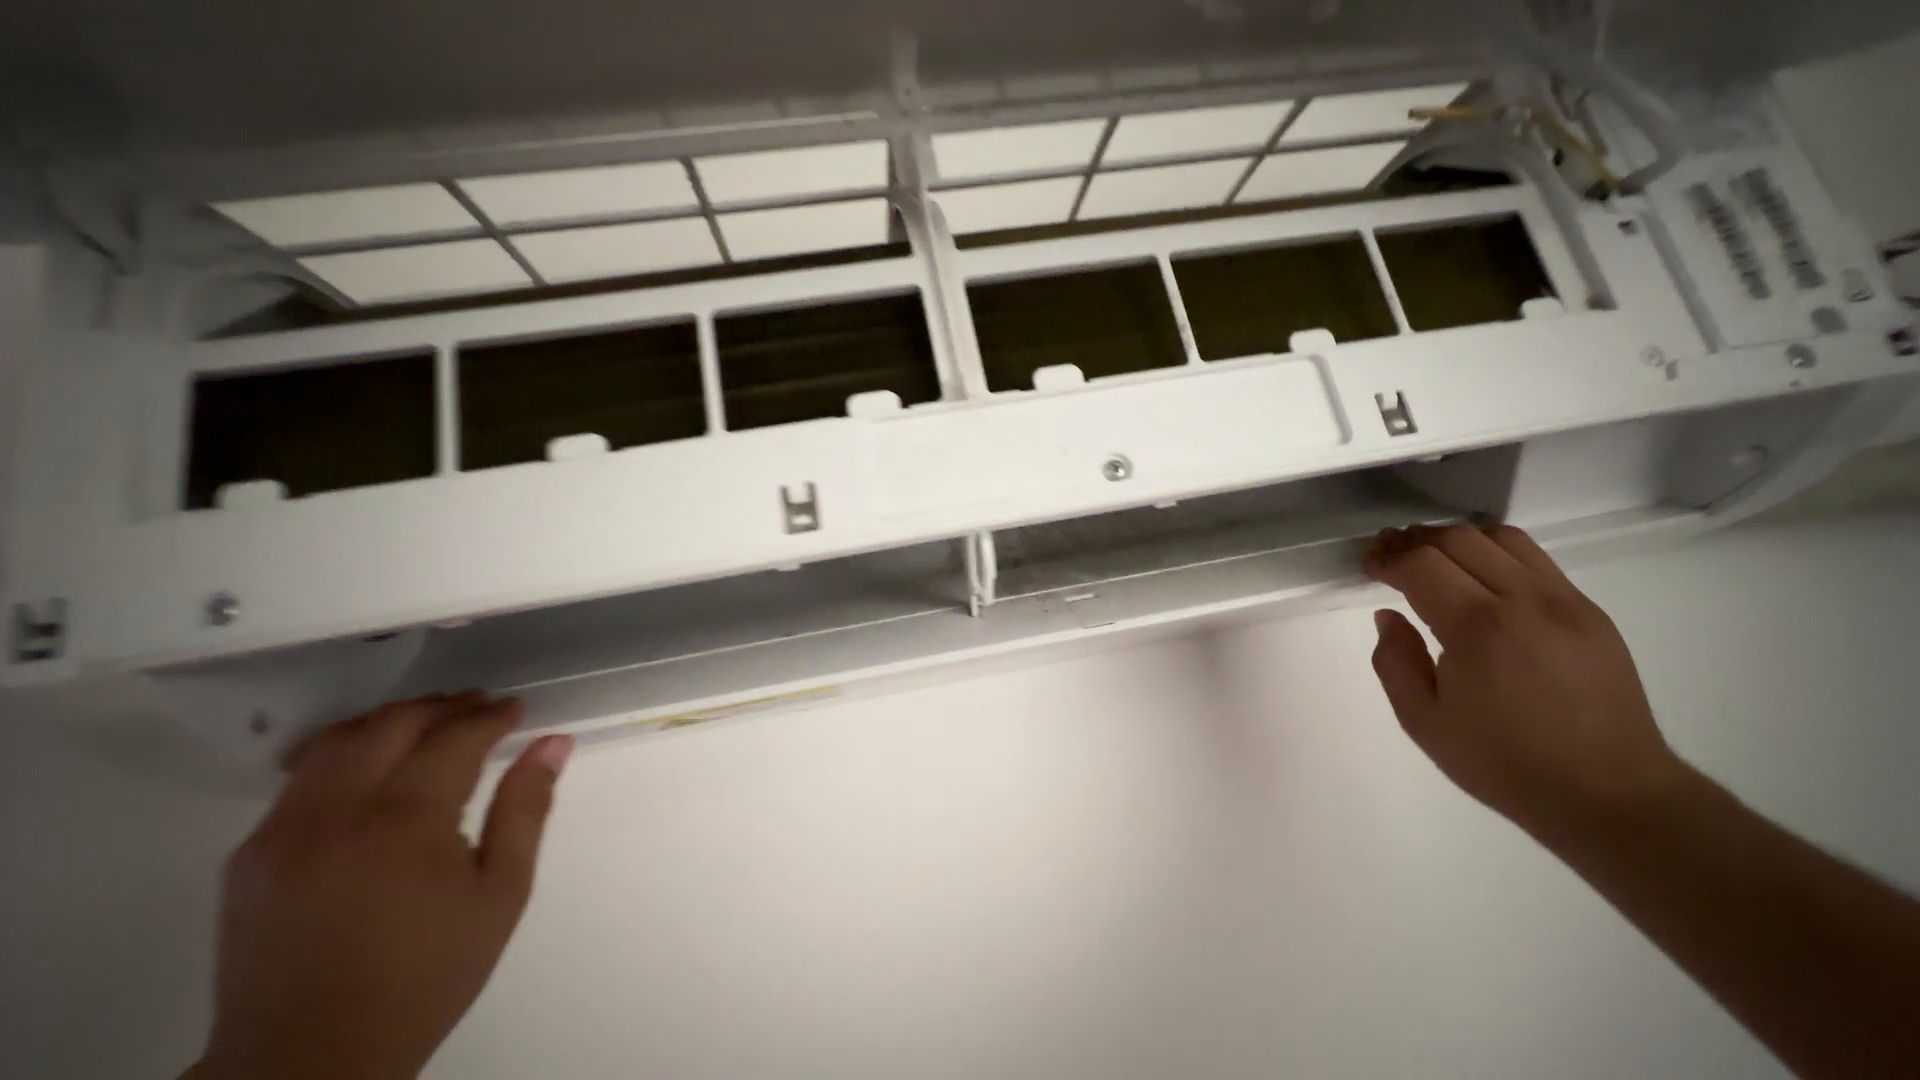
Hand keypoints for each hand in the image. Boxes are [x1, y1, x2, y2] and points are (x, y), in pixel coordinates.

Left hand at [186, 693, 572, 1079]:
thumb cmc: (428, 974)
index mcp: (406, 824)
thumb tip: (553, 743)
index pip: (453, 740)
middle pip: (391, 725)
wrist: (313, 1056)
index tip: (516, 709)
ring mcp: (282, 830)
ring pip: (337, 741)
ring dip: (389, 721)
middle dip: (442, 707)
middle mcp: (337, 813)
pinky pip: (301, 779)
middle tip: (479, 706)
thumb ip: (525, 809)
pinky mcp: (249, 854)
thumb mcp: (500, 894)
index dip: (489, 717)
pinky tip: (371, 768)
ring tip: (428, 725)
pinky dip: (344, 754)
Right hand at [1363, 524, 1688, 838]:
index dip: (1388, 558)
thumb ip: (1395, 662)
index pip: (1422, 564)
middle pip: (1459, 539)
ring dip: (1457, 538)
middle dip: (1415, 540)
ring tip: (1431, 554)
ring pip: (1503, 539)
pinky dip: (1495, 553)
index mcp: (1479, 628)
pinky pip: (1536, 561)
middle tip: (1388, 553)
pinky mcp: (1591, 612)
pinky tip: (1479, 574)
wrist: (1610, 792)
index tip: (1368, 565)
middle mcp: (1525, 601)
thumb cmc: (1505, 764)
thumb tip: (1389, 617)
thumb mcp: (1425, 723)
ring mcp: (1566, 602)